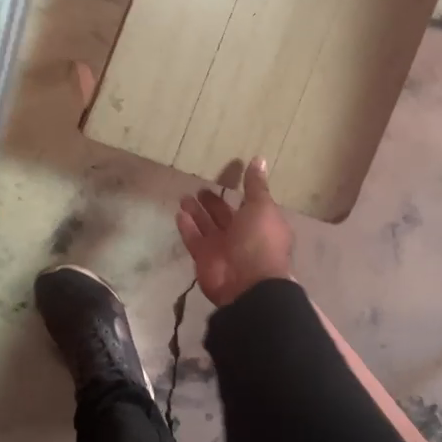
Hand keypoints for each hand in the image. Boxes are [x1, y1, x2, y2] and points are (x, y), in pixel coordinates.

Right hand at [175, 157, 294, 306]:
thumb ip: (256, 186)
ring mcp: (222, 248)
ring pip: (206, 226)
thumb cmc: (260, 240)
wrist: (248, 283)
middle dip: (213, 203)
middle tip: (200, 188)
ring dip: (196, 212)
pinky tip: (178, 213)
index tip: (228, 175)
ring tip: (184, 196)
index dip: (240, 192)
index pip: (249, 205)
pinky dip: (187, 227)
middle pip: (224, 215)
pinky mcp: (204, 258)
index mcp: (261, 223)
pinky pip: (194, 239)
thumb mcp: (262, 207)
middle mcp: (242, 235)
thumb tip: (259, 159)